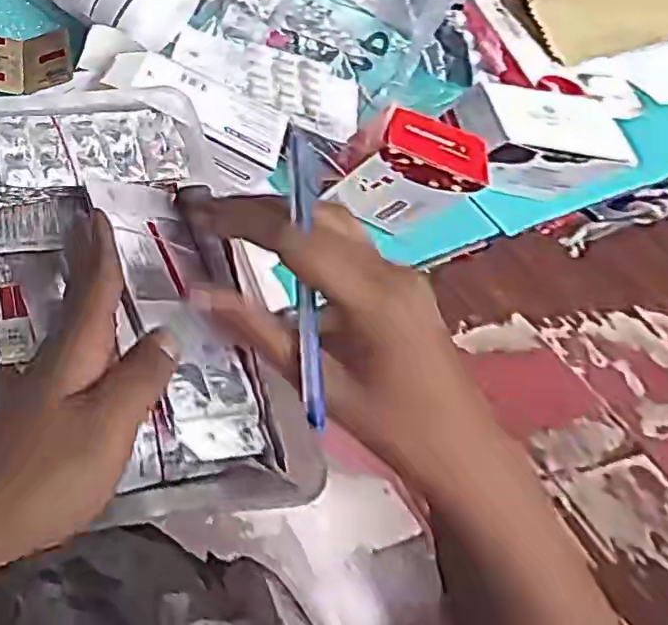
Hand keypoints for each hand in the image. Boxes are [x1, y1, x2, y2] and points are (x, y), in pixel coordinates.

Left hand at [0, 211, 179, 573]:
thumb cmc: (48, 472)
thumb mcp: (107, 428)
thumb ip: (137, 380)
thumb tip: (167, 332)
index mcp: (76, 352)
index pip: (96, 291)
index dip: (102, 254)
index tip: (101, 216)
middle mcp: (58, 356)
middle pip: (78, 297)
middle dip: (87, 258)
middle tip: (91, 224)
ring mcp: (46, 380)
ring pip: (73, 319)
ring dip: (84, 286)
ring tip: (95, 263)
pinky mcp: (42, 404)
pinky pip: (72, 346)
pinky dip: (85, 324)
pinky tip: (91, 337)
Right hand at [178, 192, 513, 490]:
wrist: (469, 459)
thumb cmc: (394, 428)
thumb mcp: (315, 380)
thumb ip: (255, 329)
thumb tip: (198, 293)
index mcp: (372, 297)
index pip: (294, 237)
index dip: (241, 220)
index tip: (201, 216)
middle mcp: (389, 272)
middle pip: (313, 215)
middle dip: (255, 207)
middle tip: (207, 211)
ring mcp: (399, 272)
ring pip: (330, 219)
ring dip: (279, 213)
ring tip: (233, 218)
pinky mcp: (399, 280)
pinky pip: (343, 238)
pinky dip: (301, 230)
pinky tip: (276, 245)